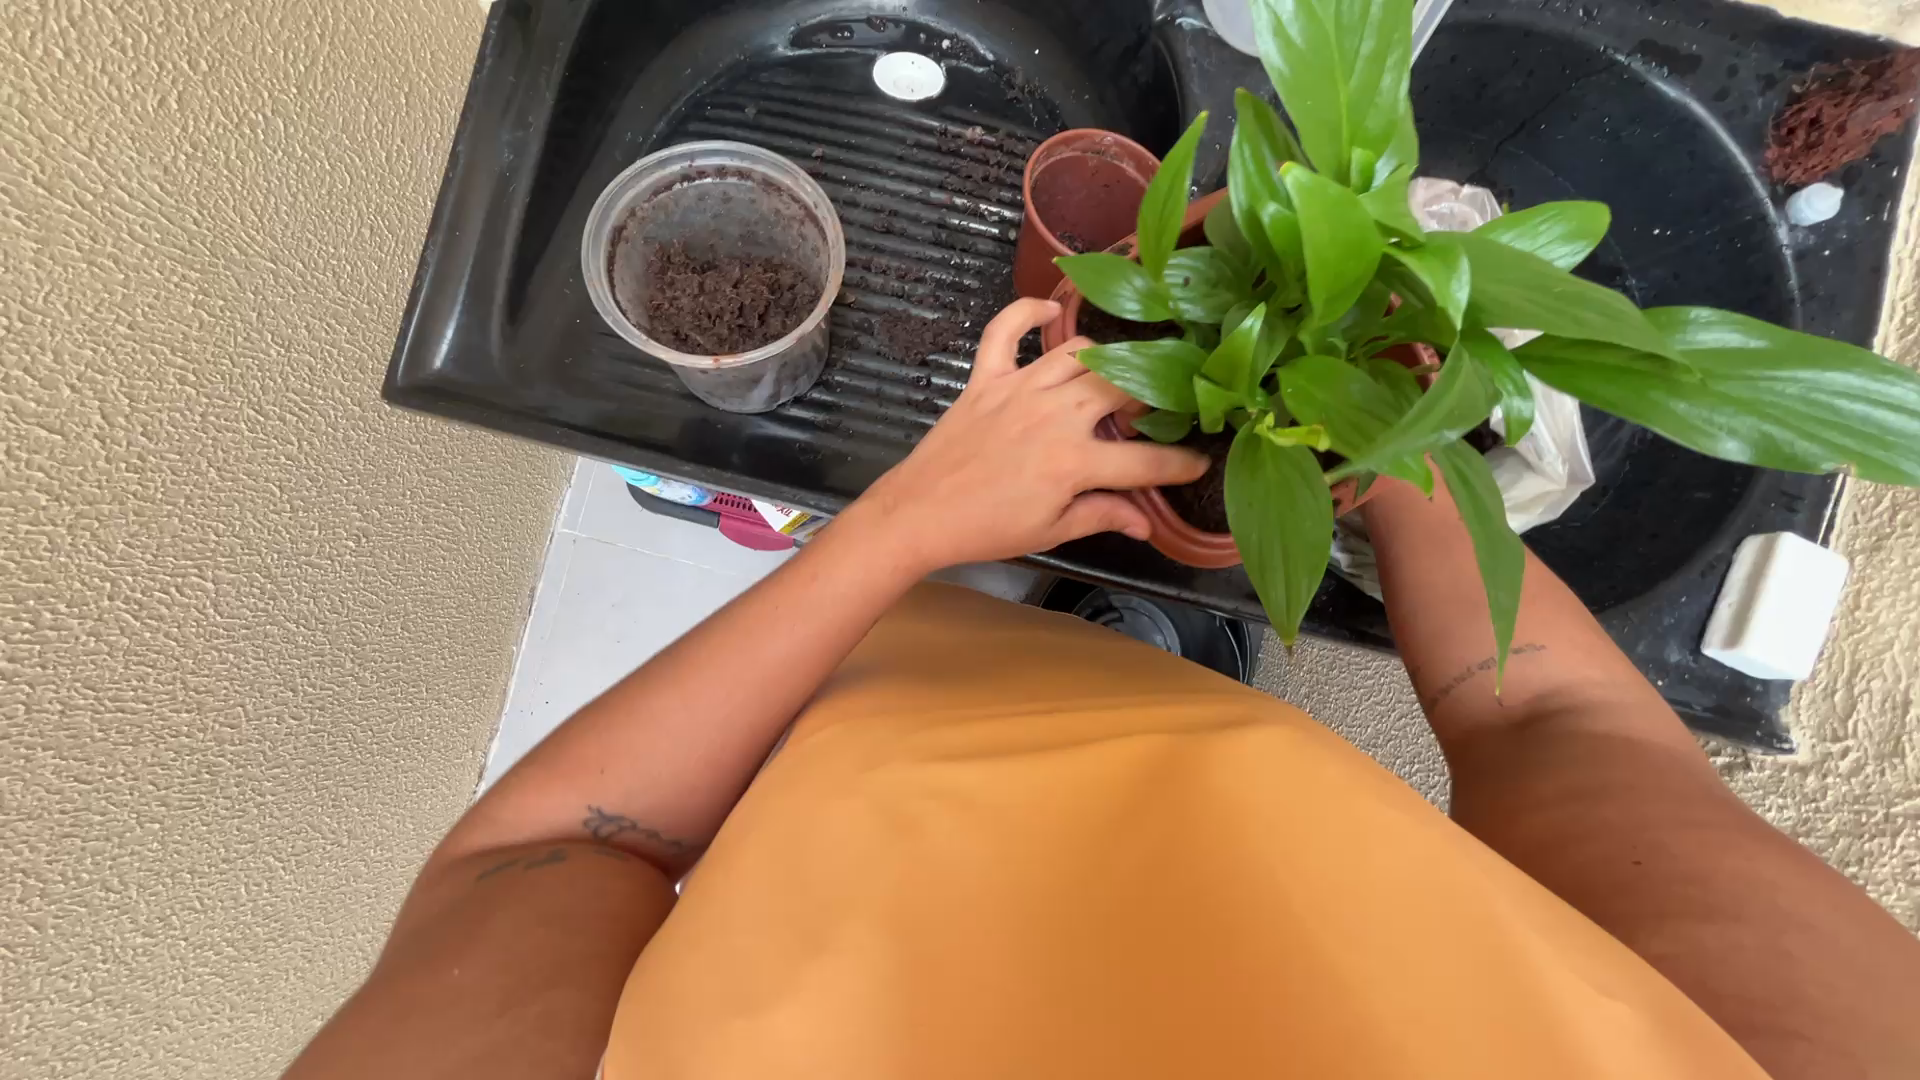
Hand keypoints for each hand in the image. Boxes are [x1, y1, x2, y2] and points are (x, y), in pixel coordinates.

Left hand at [841, 297, 1208, 574]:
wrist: (920, 514)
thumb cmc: (987, 529)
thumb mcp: (1050, 531)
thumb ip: (1102, 516)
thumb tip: (1146, 524)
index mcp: (1074, 461)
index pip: (1144, 461)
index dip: (1179, 463)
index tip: (1199, 460)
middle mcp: (1054, 415)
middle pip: (1120, 387)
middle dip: (1147, 395)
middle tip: (1147, 410)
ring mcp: (1018, 390)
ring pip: (1077, 353)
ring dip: (1103, 360)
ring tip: (1110, 377)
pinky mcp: (985, 379)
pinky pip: (1004, 331)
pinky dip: (1025, 312)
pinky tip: (1047, 308)